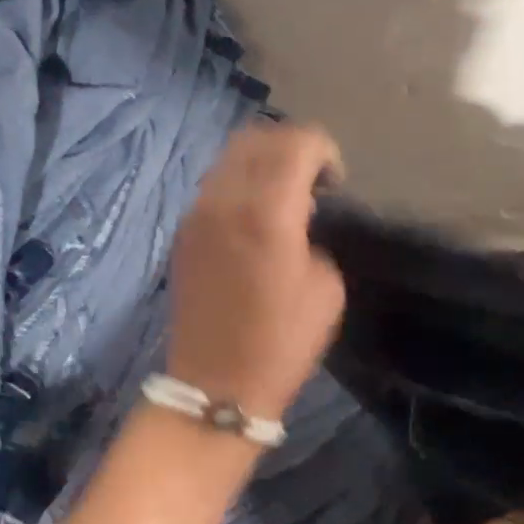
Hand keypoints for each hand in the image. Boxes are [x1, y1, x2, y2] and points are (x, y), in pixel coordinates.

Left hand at [165, 123, 344, 421]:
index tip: (338, 183)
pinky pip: (216, 184)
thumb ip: (317, 238)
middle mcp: (225, 200)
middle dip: (293, 147)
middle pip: (258, 138)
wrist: (217, 385)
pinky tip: (261, 219)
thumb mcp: (327, 288)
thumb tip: (301, 221)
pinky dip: (244, 183)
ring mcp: (198, 213)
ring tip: (289, 199)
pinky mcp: (185, 232)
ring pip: (231, 157)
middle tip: (317, 181)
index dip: (326, 152)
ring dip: (265, 163)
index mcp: (267, 212)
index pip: (296, 144)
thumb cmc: (283, 341)